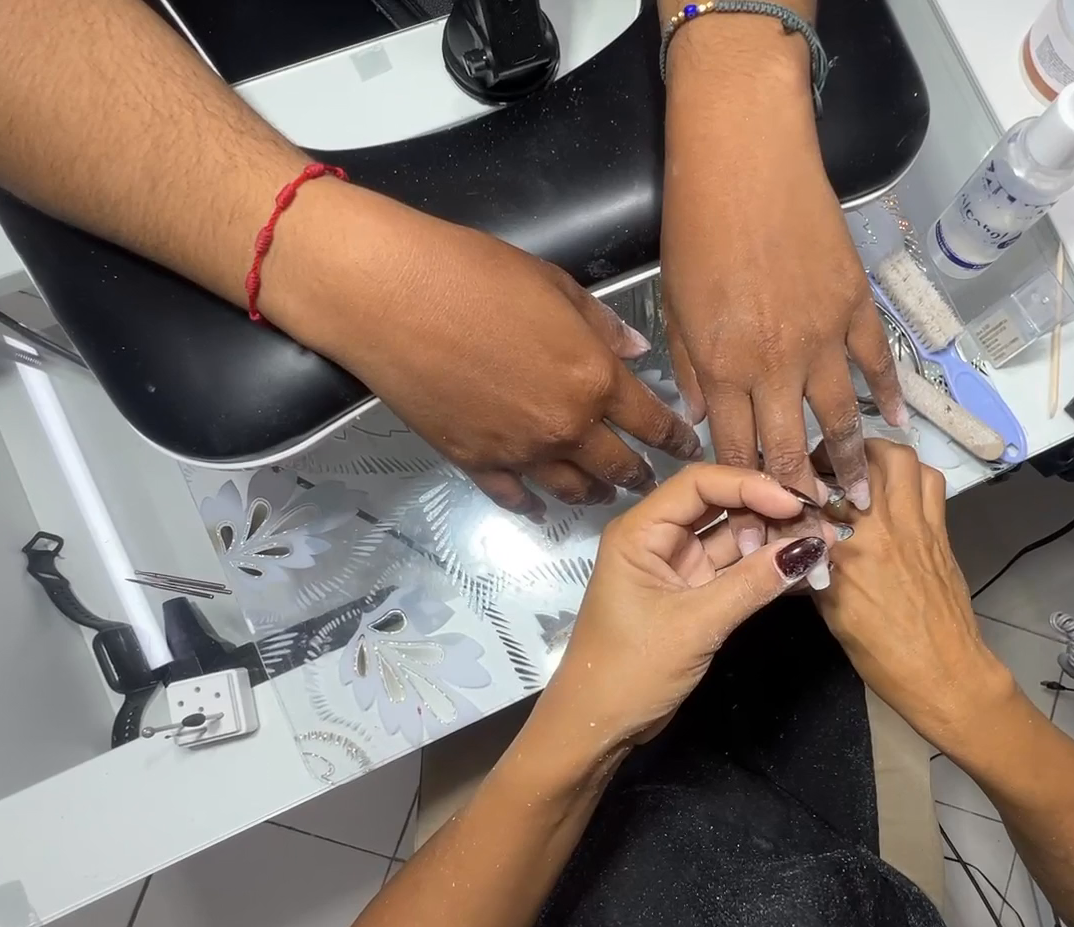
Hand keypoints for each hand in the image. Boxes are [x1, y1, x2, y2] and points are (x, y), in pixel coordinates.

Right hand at [260, 181, 701, 518]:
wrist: (386, 294)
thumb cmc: (474, 273)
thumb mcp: (555, 285)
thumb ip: (603, 327)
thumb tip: (638, 353)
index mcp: (595, 380)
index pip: (651, 422)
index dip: (675, 438)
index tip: (687, 448)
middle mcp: (566, 428)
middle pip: (616, 465)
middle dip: (639, 474)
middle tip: (648, 480)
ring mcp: (519, 452)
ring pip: (571, 488)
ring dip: (593, 493)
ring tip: (604, 494)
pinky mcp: (474, 463)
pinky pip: (513, 496)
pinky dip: (530, 504)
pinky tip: (539, 507)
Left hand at [535, 464, 832, 751]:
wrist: (599, 728)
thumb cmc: (631, 670)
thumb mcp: (695, 624)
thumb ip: (752, 584)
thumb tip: (811, 547)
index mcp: (641, 530)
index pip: (700, 484)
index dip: (751, 486)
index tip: (797, 504)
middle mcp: (658, 538)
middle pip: (721, 505)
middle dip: (770, 511)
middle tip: (822, 523)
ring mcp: (677, 566)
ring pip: (733, 537)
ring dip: (774, 540)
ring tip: (822, 546)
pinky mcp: (692, 594)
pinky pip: (735, 569)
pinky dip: (766, 569)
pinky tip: (802, 570)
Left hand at [658, 15, 905, 561]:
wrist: (746, 155)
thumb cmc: (697, 227)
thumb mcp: (676, 305)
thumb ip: (694, 369)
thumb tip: (706, 420)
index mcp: (725, 366)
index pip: (737, 447)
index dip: (748, 491)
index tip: (760, 523)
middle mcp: (775, 364)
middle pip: (788, 446)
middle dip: (799, 496)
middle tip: (814, 532)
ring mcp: (822, 336)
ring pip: (839, 416)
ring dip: (850, 463)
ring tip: (861, 502)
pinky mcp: (855, 305)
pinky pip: (877, 362)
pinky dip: (890, 395)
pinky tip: (898, 425)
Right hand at [815, 440, 1013, 735]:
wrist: (945, 676)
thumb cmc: (883, 655)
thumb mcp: (832, 614)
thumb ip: (816, 570)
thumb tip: (803, 542)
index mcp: (855, 551)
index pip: (824, 497)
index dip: (807, 481)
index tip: (796, 479)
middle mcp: (891, 528)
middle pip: (881, 459)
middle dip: (854, 450)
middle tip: (836, 461)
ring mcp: (923, 529)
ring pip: (913, 465)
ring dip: (888, 458)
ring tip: (867, 470)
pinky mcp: (942, 538)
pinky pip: (932, 490)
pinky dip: (912, 480)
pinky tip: (895, 498)